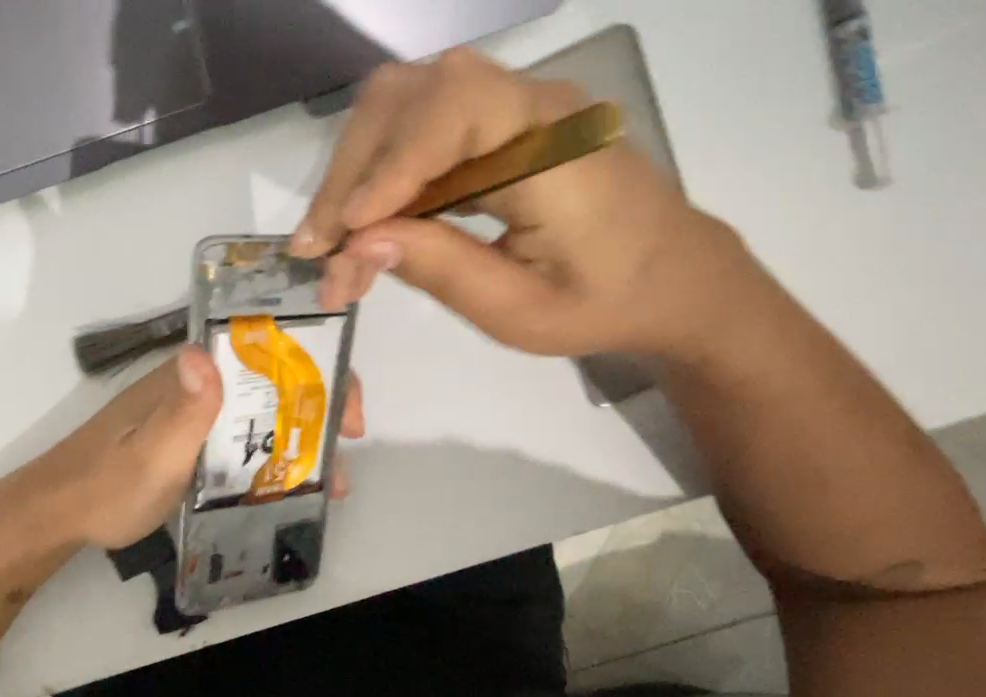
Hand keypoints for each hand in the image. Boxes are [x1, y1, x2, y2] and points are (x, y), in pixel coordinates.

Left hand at [3, 347, 366, 550]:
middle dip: (318, 412)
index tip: (346, 419)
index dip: (318, 375)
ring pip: (260, 414)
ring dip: (300, 440)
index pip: (266, 353)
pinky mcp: (184, 443)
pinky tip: (288, 485)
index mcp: (187, 378)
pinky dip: (272, 456)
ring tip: (329, 483)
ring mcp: (189, 415)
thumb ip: (180, 412)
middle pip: (272, 383)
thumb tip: (202, 353)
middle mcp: (193, 387)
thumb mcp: (150, 456)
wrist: (57, 515)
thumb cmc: (105, 487)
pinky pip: (240, 439)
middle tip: (344, 459)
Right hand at [291, 50, 765, 360]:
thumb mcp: (521, 310)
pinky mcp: (495, 124)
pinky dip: (378, 178)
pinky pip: (419, 131)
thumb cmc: (603, 303)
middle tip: (315, 252)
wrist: (669, 275)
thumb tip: (358, 243)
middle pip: (412, 96)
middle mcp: (531, 104)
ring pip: (404, 106)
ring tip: (330, 245)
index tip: (346, 231)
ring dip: (354, 173)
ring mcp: (512, 106)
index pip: (455, 110)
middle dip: (351, 174)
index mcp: (555, 145)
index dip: (390, 163)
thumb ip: (442, 269)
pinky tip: (361, 229)